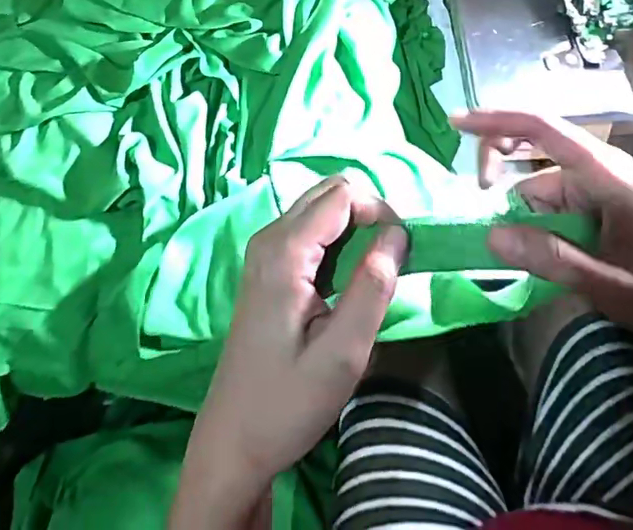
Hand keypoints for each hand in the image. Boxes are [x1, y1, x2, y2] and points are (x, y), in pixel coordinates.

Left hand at [173, 175, 407, 528]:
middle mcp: (270, 237)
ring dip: (355, 226)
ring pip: (320, 208)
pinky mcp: (267, 266)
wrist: (232, 440)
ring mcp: (265, 250)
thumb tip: (398, 234)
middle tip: (389, 259)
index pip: (342, 194)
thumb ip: (372, 288)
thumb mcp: (343, 354)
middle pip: (330, 192)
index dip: (379, 212)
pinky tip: (347, 280)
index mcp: (284, 252)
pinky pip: (310, 230)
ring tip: (373, 272)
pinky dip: (338, 240)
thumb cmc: (287, 404)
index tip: (399, 252)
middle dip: (369, 213)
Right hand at [457, 109, 632, 349]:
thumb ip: (551, 260)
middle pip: (535, 148)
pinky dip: (536, 220)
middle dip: (500, 165)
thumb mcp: (613, 286)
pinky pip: (554, 201)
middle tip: (476, 198)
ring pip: (540, 183)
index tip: (456, 122)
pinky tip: (535, 250)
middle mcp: (601, 170)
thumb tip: (491, 233)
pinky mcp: (601, 205)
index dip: (496, 121)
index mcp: (608, 176)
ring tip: (515, 248)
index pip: (543, 130)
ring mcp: (601, 186)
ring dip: (520, 208)